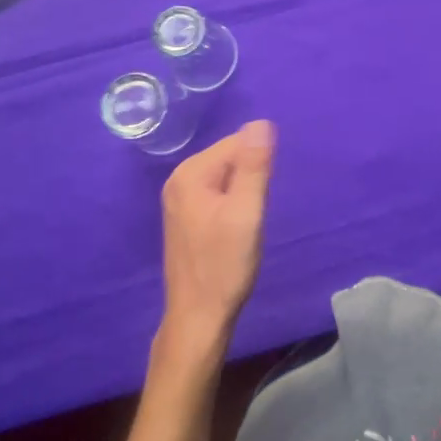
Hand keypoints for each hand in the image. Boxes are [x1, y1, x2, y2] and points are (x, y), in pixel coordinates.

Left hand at [158, 120, 275, 345]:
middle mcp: (179, 179)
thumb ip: (254, 165)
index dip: (258, 169)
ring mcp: (179, 199)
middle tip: (252, 216)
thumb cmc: (225, 266)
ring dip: (243, 195)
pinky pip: (217, 194)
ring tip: (244, 226)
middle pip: (230, 158)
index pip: (238, 143)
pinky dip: (232, 206)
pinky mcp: (185, 217)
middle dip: (250, 180)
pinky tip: (234, 232)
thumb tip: (261, 122)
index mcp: (190, 172)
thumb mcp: (247, 212)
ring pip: (226, 178)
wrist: (198, 319)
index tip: (258, 201)